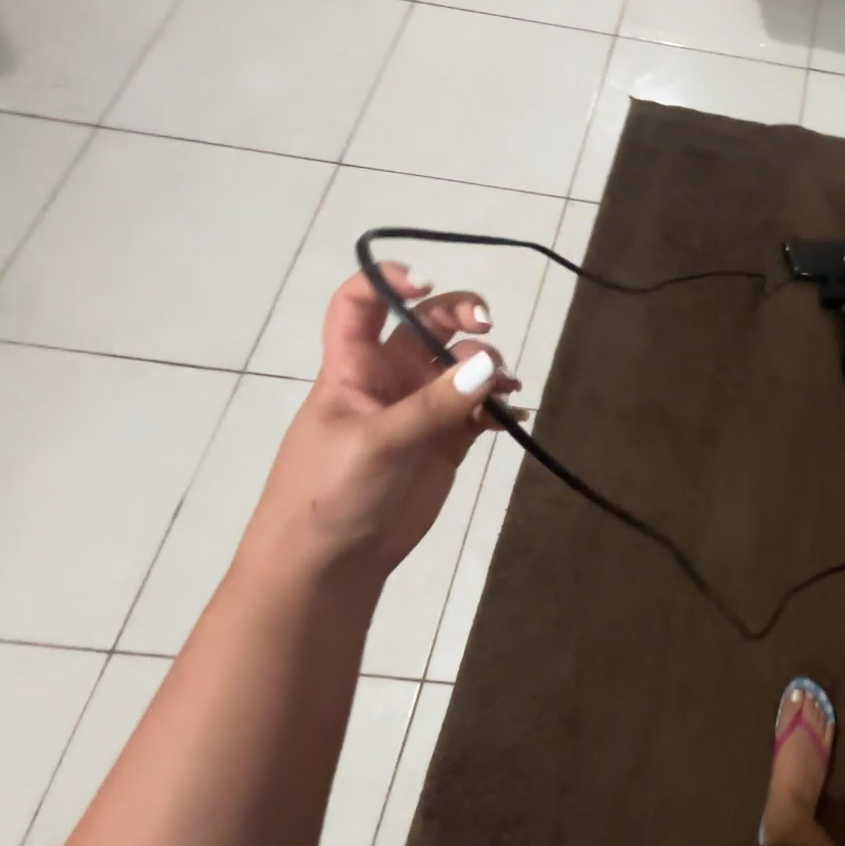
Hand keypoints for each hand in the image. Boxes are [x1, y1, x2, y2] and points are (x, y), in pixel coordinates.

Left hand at [239, 265, 518, 578]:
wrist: (332, 563)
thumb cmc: (329, 493)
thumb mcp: (377, 442)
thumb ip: (435, 403)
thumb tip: (492, 365)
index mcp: (355, 368)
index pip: (360, 305)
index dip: (387, 281)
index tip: (424, 283)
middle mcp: (392, 378)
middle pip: (429, 326)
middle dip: (461, 316)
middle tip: (487, 326)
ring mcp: (423, 408)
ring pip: (464, 366)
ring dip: (489, 367)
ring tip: (504, 390)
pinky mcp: (448, 440)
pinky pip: (483, 408)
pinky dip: (502, 406)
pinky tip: (515, 415)